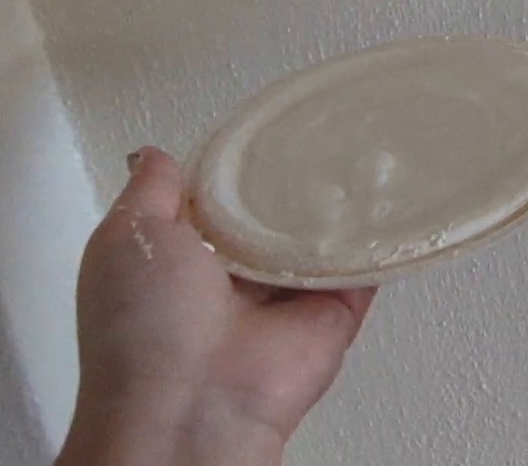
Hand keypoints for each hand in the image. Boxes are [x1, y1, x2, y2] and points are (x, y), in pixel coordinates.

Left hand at [56, 148, 374, 465]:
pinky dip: (385, 236)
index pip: (229, 196)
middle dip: (306, 177)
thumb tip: (150, 153)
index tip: (273, 124)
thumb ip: (150, 193)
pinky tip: (400, 197)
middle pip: (285, 210)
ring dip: (349, 203)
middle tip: (333, 130)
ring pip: (329, 233)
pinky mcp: (340, 303)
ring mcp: (296, 290)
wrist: (196, 404)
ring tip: (374, 152)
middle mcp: (245, 273)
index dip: (247, 161)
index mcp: (193, 257)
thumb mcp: (127, 241)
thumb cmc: (144, 332)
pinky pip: (369, 261)